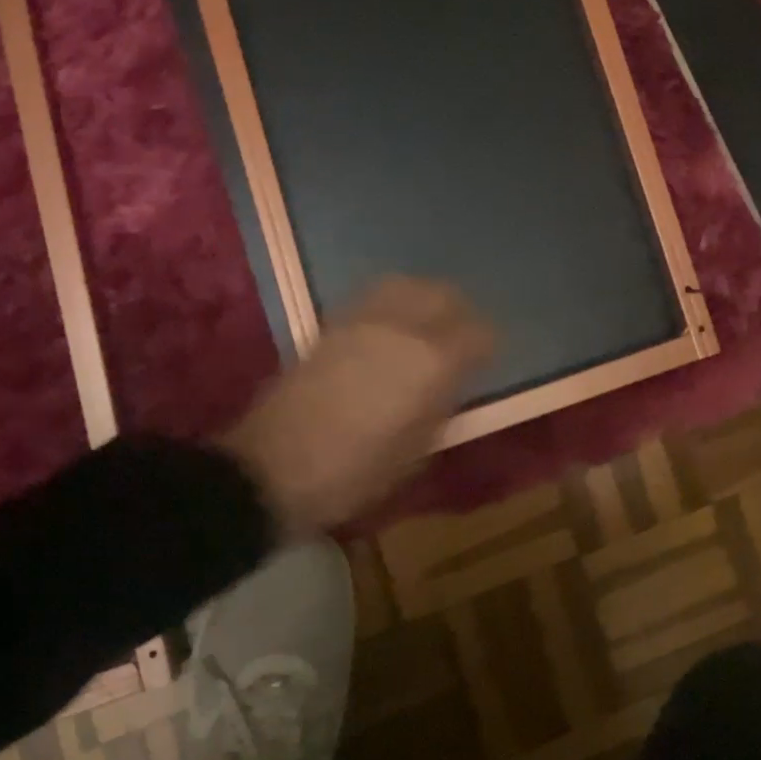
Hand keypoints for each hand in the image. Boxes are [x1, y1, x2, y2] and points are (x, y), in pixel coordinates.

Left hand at [216, 277, 496, 533]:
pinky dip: (394, 303)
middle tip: (461, 337)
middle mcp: (402, 328)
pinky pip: (376, 297)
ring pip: (409, 285)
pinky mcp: (332, 323)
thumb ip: (441, 408)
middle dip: (460, 312)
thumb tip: (451, 384)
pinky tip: (391, 329)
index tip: (486, 363)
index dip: (488, 345)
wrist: (273, 468)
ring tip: (427, 324)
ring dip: (426, 299)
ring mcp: (364, 320)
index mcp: (432, 362)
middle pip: (444, 294)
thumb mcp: (415, 454)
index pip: (479, 332)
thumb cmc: (354, 474)